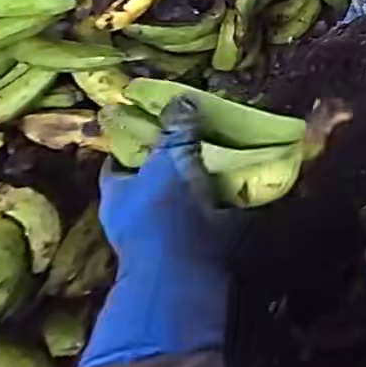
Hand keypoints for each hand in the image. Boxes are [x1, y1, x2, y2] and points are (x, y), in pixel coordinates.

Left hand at [78, 96, 241, 366]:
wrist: (186, 269)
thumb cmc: (163, 211)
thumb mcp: (169, 159)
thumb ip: (176, 129)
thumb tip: (180, 97)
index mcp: (118, 192)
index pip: (118, 161)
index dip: (133, 142)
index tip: (154, 122)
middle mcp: (138, 211)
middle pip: (155, 175)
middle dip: (176, 157)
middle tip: (202, 129)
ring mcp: (167, 228)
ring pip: (186, 191)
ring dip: (205, 176)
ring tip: (230, 146)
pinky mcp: (198, 237)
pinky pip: (214, 206)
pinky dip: (229, 193)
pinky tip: (247, 173)